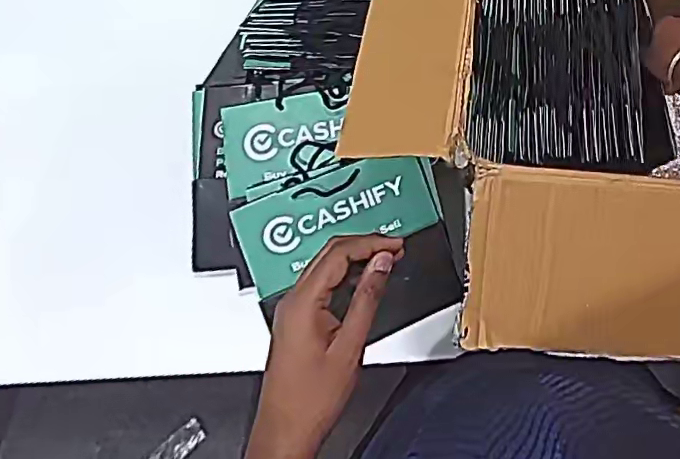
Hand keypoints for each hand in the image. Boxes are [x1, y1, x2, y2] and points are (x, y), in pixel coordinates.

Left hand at [246, 234, 403, 458]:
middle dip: (365, 244)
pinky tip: (365, 278)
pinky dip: (347, 273)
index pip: (339, 252)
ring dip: (357, 257)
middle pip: (330, 252)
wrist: (284, 436)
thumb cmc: (311, 401)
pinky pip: (323, 282)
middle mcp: (292, 302)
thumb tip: (382, 262)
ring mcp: (292, 310)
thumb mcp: (350, 345)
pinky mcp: (296, 320)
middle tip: (394, 246)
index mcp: (302, 303)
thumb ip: (368, 298)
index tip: (395, 244)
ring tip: (385, 259)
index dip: (371, 243)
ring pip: (326, 265)